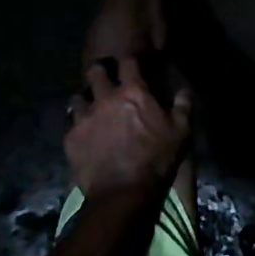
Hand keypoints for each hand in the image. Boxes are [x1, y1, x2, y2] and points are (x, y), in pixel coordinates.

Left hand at [65, 57, 191, 199]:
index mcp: (133, 92)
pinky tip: (86, 136)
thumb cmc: (157, 158)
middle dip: (101, 72)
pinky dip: (79, 126)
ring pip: (78, 97)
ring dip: (86, 100)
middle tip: (107, 81)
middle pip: (95, 71)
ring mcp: (84, 118)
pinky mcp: (71, 139)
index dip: (131, 62)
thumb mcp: (182, 130)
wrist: (124, 193)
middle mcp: (105, 98)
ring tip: (93, 110)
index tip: (134, 68)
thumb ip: (183, 104)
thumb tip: (183, 90)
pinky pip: (71, 124)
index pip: (128, 62)